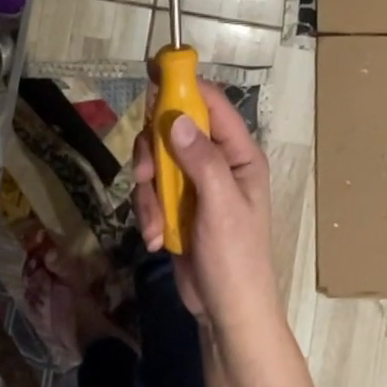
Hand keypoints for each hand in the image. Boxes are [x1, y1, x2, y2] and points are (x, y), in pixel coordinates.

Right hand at [133, 81, 280, 331]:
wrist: (227, 314)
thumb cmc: (235, 258)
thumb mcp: (221, 207)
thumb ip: (200, 160)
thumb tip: (176, 116)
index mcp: (239, 153)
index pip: (211, 103)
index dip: (183, 84)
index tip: (153, 72)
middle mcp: (216, 160)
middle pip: (173, 127)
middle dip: (154, 151)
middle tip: (146, 174)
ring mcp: (194, 182)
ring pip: (156, 159)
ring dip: (148, 191)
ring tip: (155, 223)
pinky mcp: (176, 204)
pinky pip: (150, 190)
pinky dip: (147, 212)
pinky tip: (157, 238)